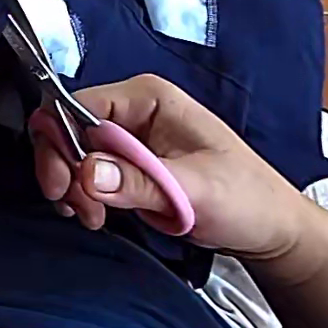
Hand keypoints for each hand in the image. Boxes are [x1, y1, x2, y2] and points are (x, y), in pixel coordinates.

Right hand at [34, 74, 326, 270]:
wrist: (267, 228)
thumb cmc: (245, 199)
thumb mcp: (194, 190)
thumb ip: (139, 181)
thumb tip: (88, 172)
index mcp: (148, 99)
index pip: (77, 105)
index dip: (60, 141)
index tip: (64, 184)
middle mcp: (132, 112)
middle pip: (67, 128)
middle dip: (65, 169)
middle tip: (79, 207)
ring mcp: (128, 138)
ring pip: (72, 153)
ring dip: (73, 187)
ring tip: (94, 216)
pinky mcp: (126, 164)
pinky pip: (85, 172)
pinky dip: (82, 195)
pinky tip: (97, 214)